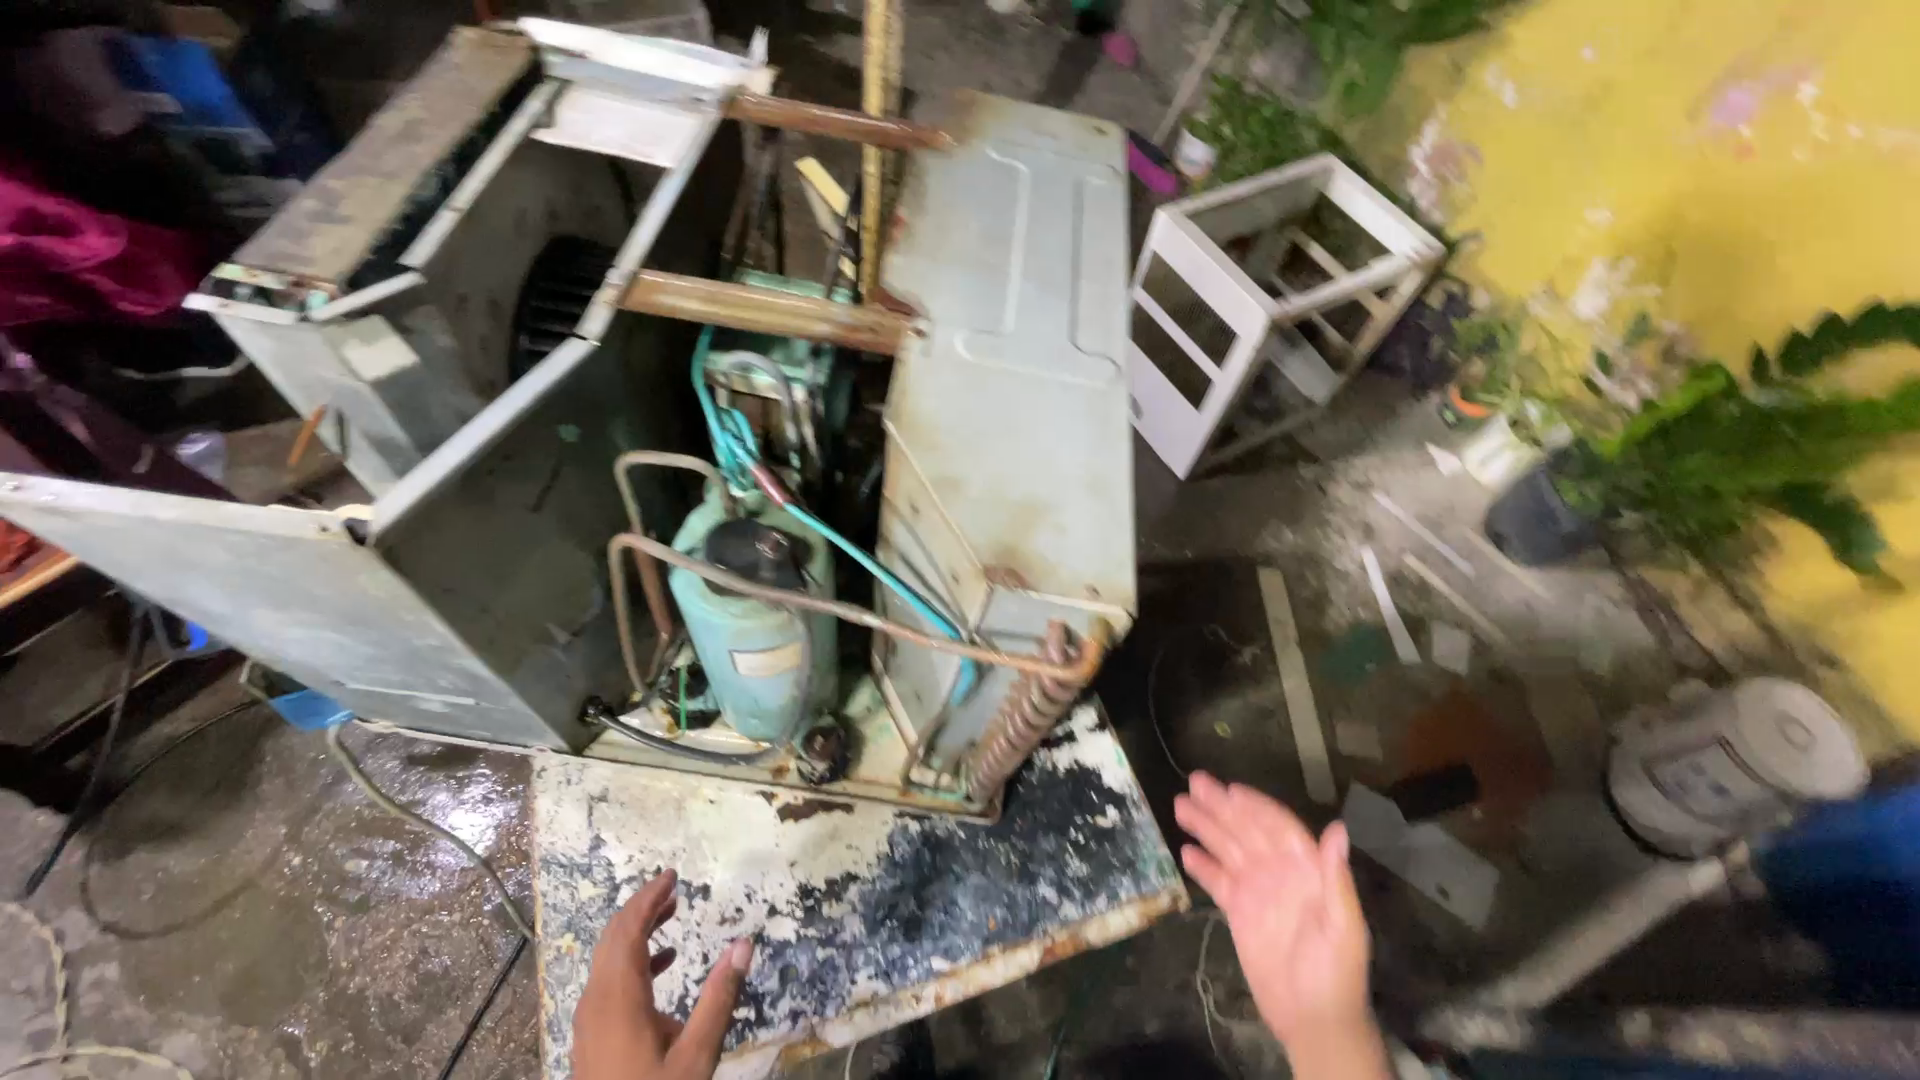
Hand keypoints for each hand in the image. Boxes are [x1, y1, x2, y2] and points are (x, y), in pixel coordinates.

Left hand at [572, 870, 754, 1079]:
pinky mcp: (592, 1038)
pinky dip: (633, 961)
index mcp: (618, 997)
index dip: (649, 898)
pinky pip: (608, 981)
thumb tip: (744, 944)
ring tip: (672, 916)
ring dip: (637, 933)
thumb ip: (719, 996)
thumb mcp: (697, 1055)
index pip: (628, 930)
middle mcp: (596, 1001)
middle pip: (612, 938)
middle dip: (642, 908)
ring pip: (608, 960)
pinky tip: (663, 966)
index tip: (673, 875)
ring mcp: (589, 1021)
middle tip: (674, 888)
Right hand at [1175, 772, 1378, 1065]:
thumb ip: (1335, 878)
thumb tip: (1337, 830)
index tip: (1229, 789)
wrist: (1314, 1020)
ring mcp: (1257, 892)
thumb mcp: (1344, 926)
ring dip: (1206, 827)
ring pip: (1228, 850)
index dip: (1255, 807)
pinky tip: (1185, 851)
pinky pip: (1218, 882)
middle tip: (1194, 782)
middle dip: (1221, 807)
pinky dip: (1203, 866)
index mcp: (1307, 871)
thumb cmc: (1336, 973)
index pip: (1278, 828)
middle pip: (1247, 831)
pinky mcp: (1239, 913)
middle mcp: (1280, 873)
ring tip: (1180, 805)